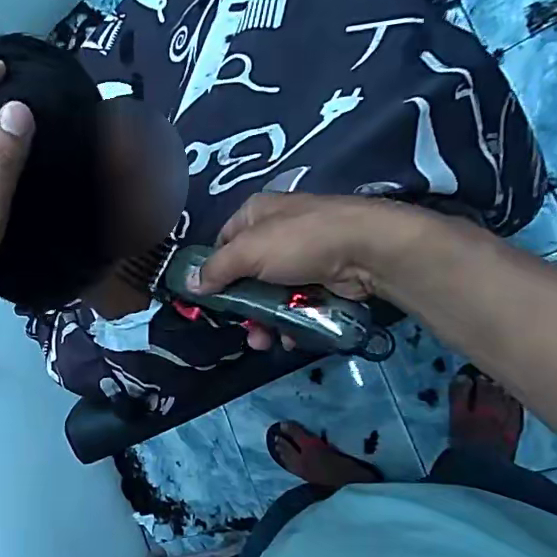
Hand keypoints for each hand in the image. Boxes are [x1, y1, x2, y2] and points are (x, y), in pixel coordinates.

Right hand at [193, 193, 432, 349]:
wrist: (366, 249)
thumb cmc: (300, 242)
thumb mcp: (249, 252)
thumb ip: (216, 269)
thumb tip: (190, 283)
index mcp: (255, 214)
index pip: (222, 244)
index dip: (214, 272)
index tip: (210, 300)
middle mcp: (276, 232)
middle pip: (246, 275)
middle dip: (243, 307)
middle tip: (245, 330)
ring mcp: (301, 256)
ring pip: (271, 294)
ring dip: (265, 321)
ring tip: (266, 341)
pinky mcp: (321, 278)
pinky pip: (296, 303)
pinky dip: (291, 321)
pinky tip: (292, 337)